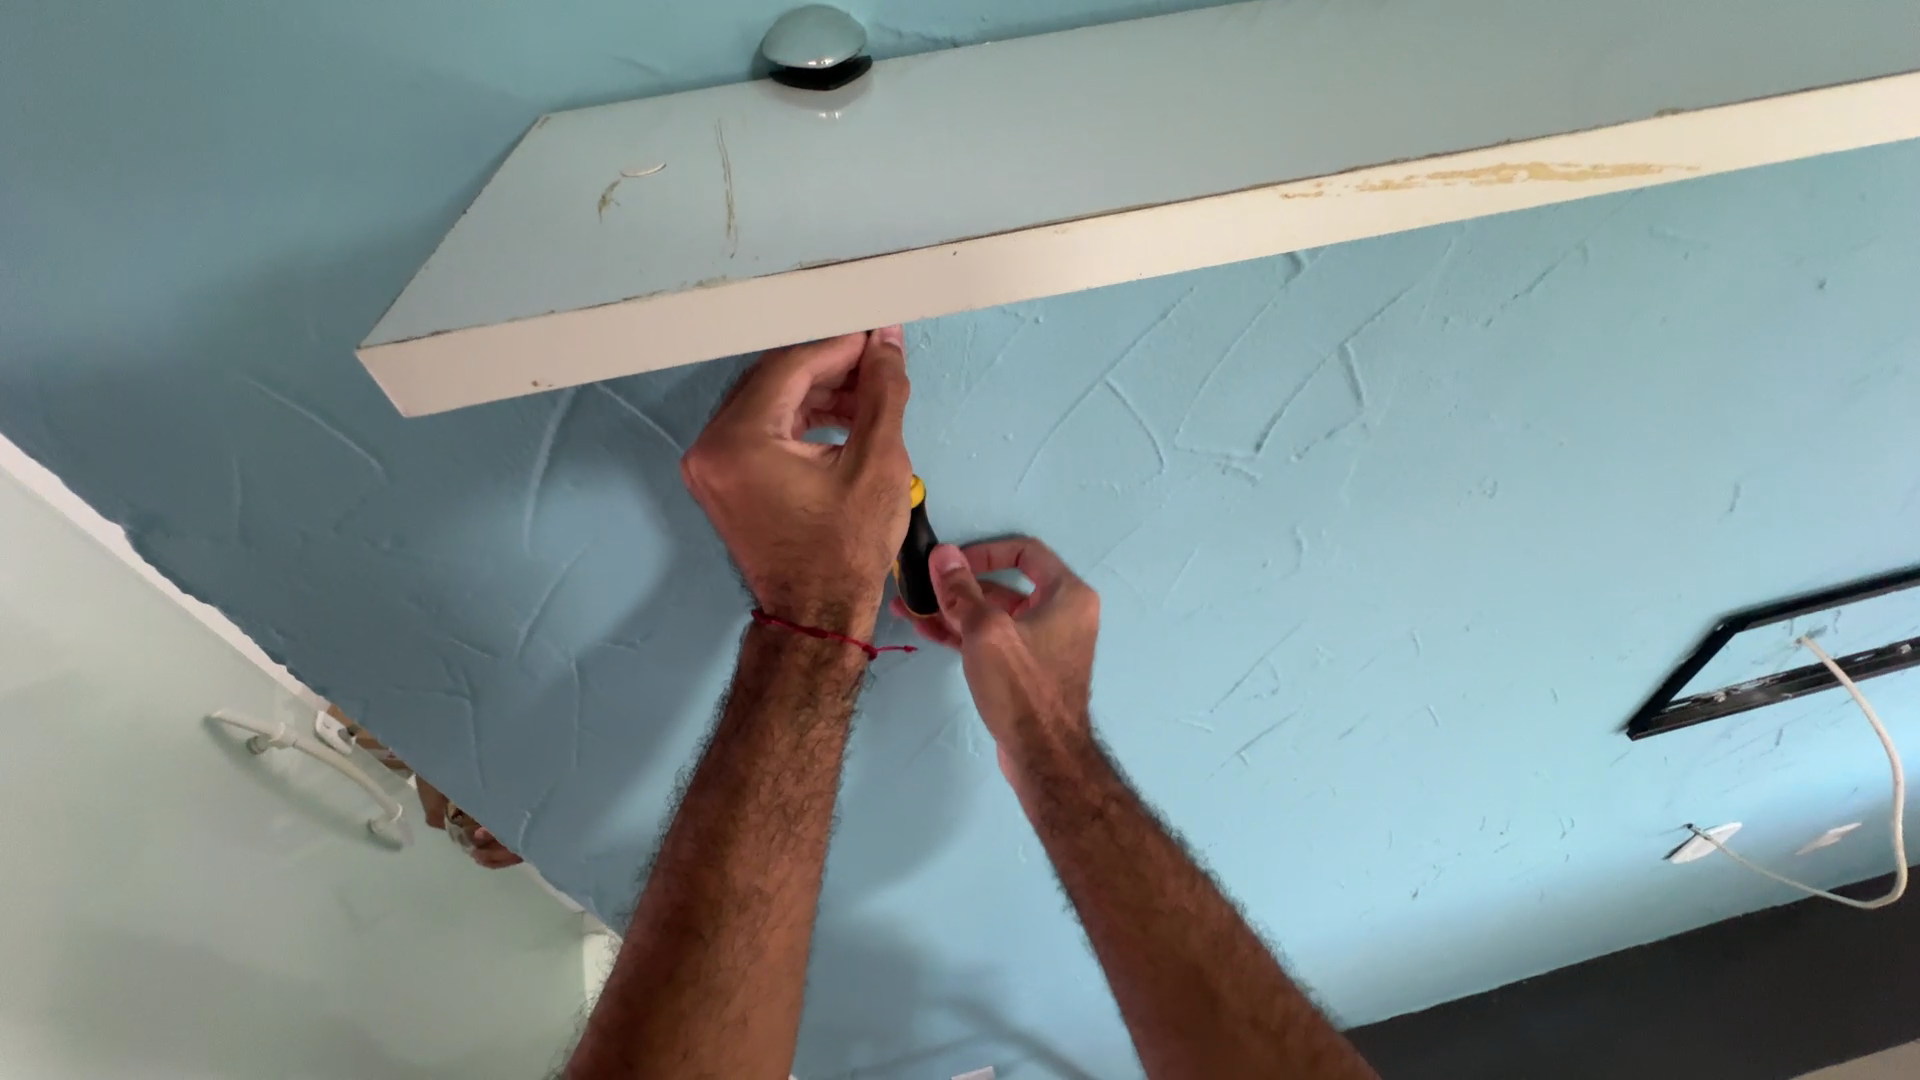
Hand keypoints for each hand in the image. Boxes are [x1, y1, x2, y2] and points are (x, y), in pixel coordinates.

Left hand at [683, 329, 911, 633]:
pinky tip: (843, 421)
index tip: (878, 338)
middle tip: (878, 366)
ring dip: (818, 394)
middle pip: (773, 380)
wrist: (819, 615)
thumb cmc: (849, 548)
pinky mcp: (722, 480)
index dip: (840, 347)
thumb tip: (887, 342)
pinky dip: (801, 421)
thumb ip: (882, 393)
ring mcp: (710, 466)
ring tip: (869, 398)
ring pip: (768, 404)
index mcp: (738, 441)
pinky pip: (762, 432)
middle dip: (830, 369)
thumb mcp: (879, 465)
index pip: (790, 367)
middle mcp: (710, 447)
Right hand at [894, 538, 1099, 793]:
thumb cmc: (1022, 685)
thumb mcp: (986, 630)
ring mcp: (1043, 643)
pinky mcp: (1026, 670)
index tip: (953, 563)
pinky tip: (925, 630)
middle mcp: (1061, 613)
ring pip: (992, 616)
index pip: (1026, 552)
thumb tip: (942, 553)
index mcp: (1067, 594)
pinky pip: (992, 641)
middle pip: (1003, 586)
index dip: (986, 551)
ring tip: (908, 608)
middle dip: (958, 587)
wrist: (1043, 757)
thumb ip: (961, 590)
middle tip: (919, 586)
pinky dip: (963, 634)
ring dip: (952, 611)